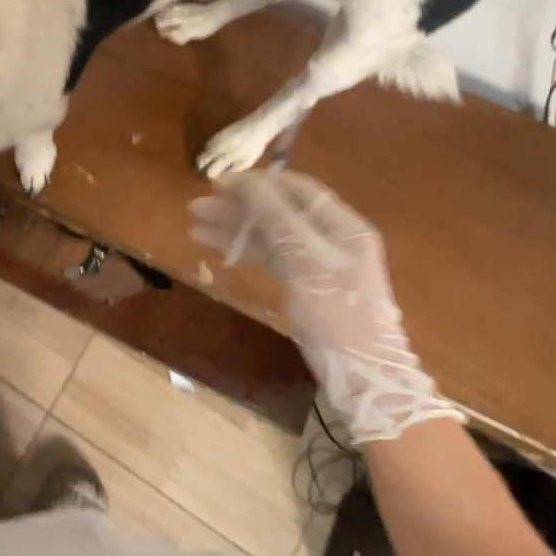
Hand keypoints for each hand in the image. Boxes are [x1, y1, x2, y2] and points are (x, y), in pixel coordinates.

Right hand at [189, 171, 462, 444]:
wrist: (361, 374)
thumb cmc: (336, 312)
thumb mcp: (305, 260)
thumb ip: (276, 217)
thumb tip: (246, 182)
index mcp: (342, 226)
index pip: (297, 189)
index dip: (257, 182)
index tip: (217, 183)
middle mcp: (331, 238)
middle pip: (279, 210)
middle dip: (238, 206)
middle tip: (196, 206)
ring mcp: (318, 262)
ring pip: (270, 234)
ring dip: (234, 228)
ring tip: (194, 227)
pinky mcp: (305, 284)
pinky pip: (271, 256)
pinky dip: (245, 250)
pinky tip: (218, 250)